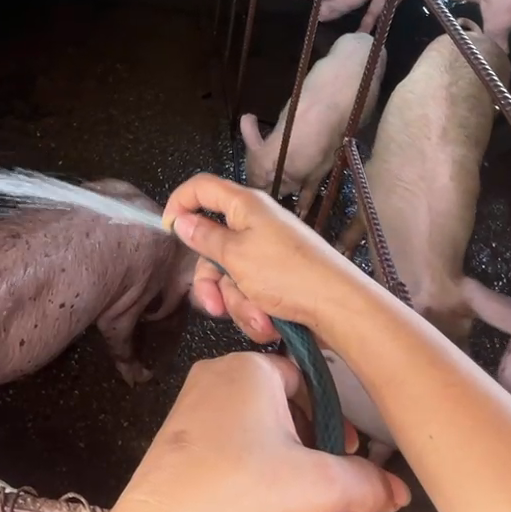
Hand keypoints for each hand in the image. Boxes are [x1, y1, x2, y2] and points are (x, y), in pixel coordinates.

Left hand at [103, 353, 409, 511]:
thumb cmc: (243, 486)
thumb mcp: (318, 485)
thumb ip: (365, 483)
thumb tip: (397, 489)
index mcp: (249, 367)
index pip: (305, 378)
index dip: (333, 416)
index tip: (351, 454)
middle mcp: (218, 374)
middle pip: (283, 407)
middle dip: (314, 450)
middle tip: (336, 492)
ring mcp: (195, 404)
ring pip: (259, 431)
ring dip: (290, 468)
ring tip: (310, 511)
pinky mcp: (182, 437)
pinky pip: (232, 446)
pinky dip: (258, 472)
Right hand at [163, 174, 359, 332]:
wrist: (342, 310)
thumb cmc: (287, 274)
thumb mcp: (236, 256)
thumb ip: (204, 237)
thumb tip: (181, 220)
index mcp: (244, 206)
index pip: (201, 188)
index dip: (180, 202)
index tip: (168, 230)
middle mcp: (254, 224)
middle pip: (212, 244)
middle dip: (211, 280)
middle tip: (212, 305)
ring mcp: (266, 253)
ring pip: (229, 275)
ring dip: (237, 302)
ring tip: (258, 318)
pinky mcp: (278, 279)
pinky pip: (250, 292)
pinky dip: (255, 310)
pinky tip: (270, 323)